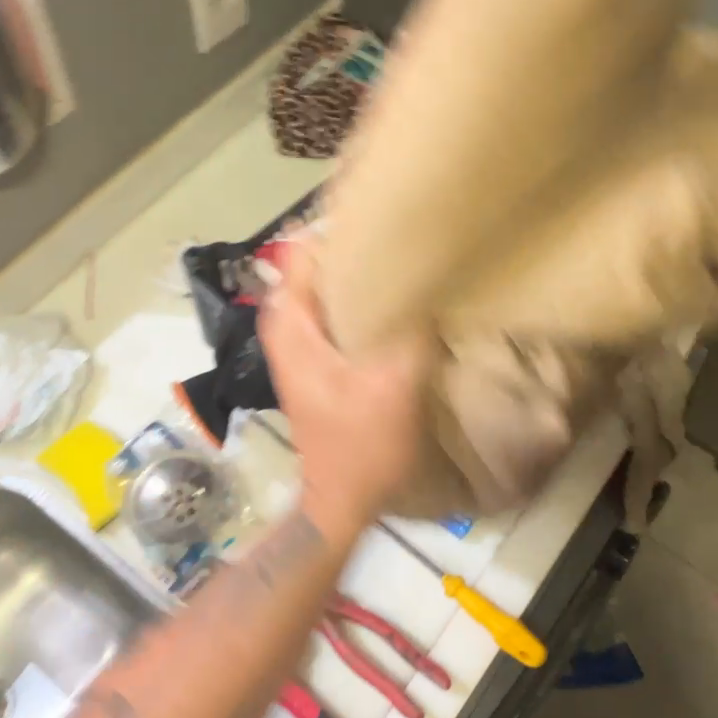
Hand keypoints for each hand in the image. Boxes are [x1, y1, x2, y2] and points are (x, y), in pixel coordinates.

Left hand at [259, 241, 430, 538]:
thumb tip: (429, 276)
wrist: (341, 502)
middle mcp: (288, 327)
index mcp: (292, 324)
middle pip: (317, 266)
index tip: (387, 215)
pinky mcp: (319, 362)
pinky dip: (364, 303)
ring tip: (408, 267)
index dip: (342, 228)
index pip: (303, 249)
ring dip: (364, 279)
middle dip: (358, 249)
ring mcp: (301, 345)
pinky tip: (400, 306)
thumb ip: (409, 326)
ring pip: (330, 291)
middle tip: (406, 238)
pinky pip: (338, 314)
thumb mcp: (395, 383)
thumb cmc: (363, 445)